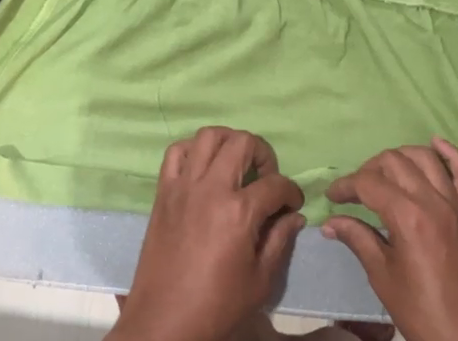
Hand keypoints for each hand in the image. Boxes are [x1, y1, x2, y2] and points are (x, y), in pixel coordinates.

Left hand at [110, 126, 306, 340]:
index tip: (293, 204)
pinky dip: (193, 151)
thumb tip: (294, 216)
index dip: (291, 192)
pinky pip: (177, 152)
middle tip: (266, 177)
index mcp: (239, 212)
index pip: (276, 184)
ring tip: (236, 164)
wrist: (164, 321)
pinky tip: (204, 169)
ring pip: (208, 136)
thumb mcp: (260, 281)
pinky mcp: (163, 191)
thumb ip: (280, 241)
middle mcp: (211, 188)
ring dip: (229, 142)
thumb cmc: (217, 305)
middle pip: (243, 142)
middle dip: (263, 154)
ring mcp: (184, 185)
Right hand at [321, 137, 457, 340]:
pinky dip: (450, 154)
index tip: (331, 197)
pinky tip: (435, 143)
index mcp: (407, 216)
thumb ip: (358, 239)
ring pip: (426, 158)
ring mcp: (457, 205)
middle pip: (395, 162)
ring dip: (401, 157)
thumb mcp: (382, 276)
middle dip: (369, 170)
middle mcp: (433, 201)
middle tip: (356, 191)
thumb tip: (330, 222)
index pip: (369, 183)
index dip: (345, 186)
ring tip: (384, 171)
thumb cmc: (419, 311)